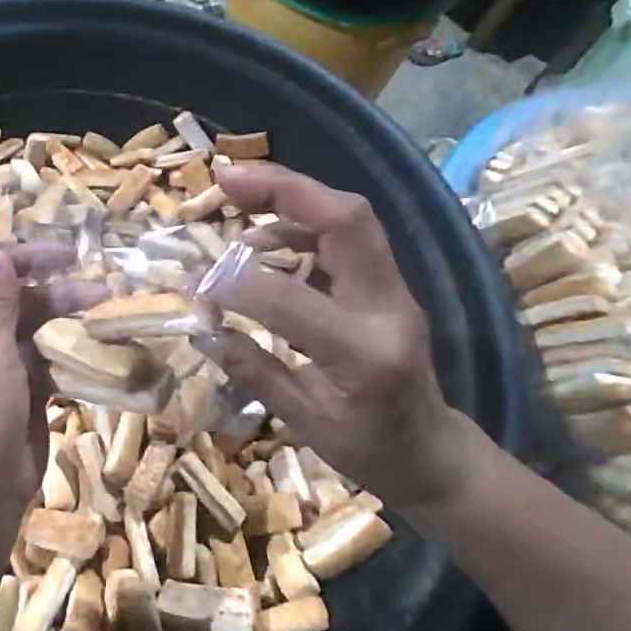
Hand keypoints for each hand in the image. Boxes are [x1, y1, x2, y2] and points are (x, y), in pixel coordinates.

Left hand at [0, 248, 100, 531]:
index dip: (26, 258)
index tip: (68, 254)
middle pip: (22, 302)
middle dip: (60, 292)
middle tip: (102, 292)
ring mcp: (7, 370)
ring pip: (42, 332)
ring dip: (72, 322)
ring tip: (109, 317)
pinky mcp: (29, 395)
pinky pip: (53, 363)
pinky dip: (74, 355)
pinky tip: (101, 351)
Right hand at [195, 163, 470, 508]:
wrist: (431, 452)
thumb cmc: (370, 451)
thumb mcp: (306, 424)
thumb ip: (255, 371)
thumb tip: (204, 330)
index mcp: (365, 355)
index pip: (293, 301)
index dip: (239, 284)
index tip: (199, 282)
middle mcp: (388, 308)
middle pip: (348, 221)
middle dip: (285, 189)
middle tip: (228, 178)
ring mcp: (395, 291)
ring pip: (352, 218)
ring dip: (293, 198)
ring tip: (239, 199)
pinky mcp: (389, 285)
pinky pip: (350, 236)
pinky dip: (304, 224)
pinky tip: (266, 238)